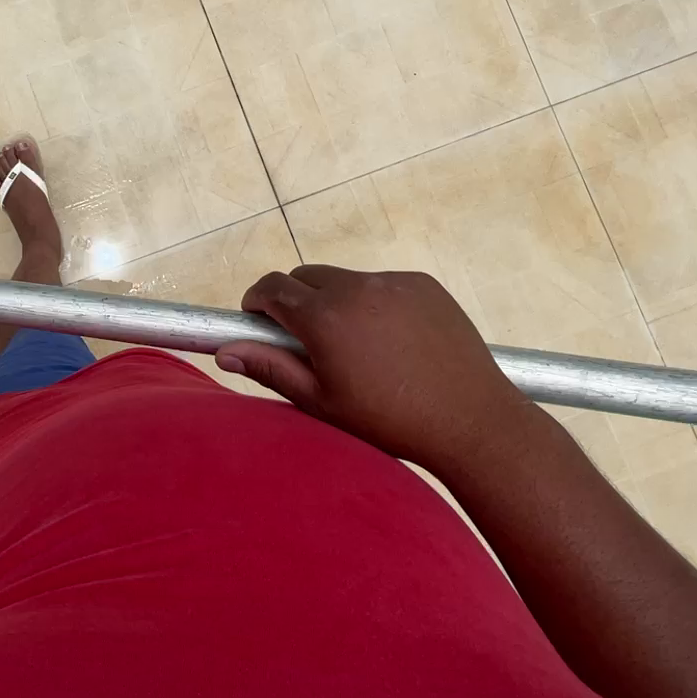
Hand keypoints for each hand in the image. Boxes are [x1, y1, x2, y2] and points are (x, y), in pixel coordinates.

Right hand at [216, 266, 542, 470]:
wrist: (472, 421)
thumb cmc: (387, 420)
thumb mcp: (320, 402)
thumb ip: (270, 369)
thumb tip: (224, 352)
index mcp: (324, 317)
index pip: (271, 287)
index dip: (257, 301)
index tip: (258, 321)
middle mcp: (355, 287)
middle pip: (305, 276)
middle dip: (294, 299)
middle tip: (306, 339)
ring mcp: (393, 282)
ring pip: (343, 279)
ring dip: (334, 300)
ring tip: (355, 345)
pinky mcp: (423, 284)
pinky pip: (381, 283)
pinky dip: (372, 301)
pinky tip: (391, 340)